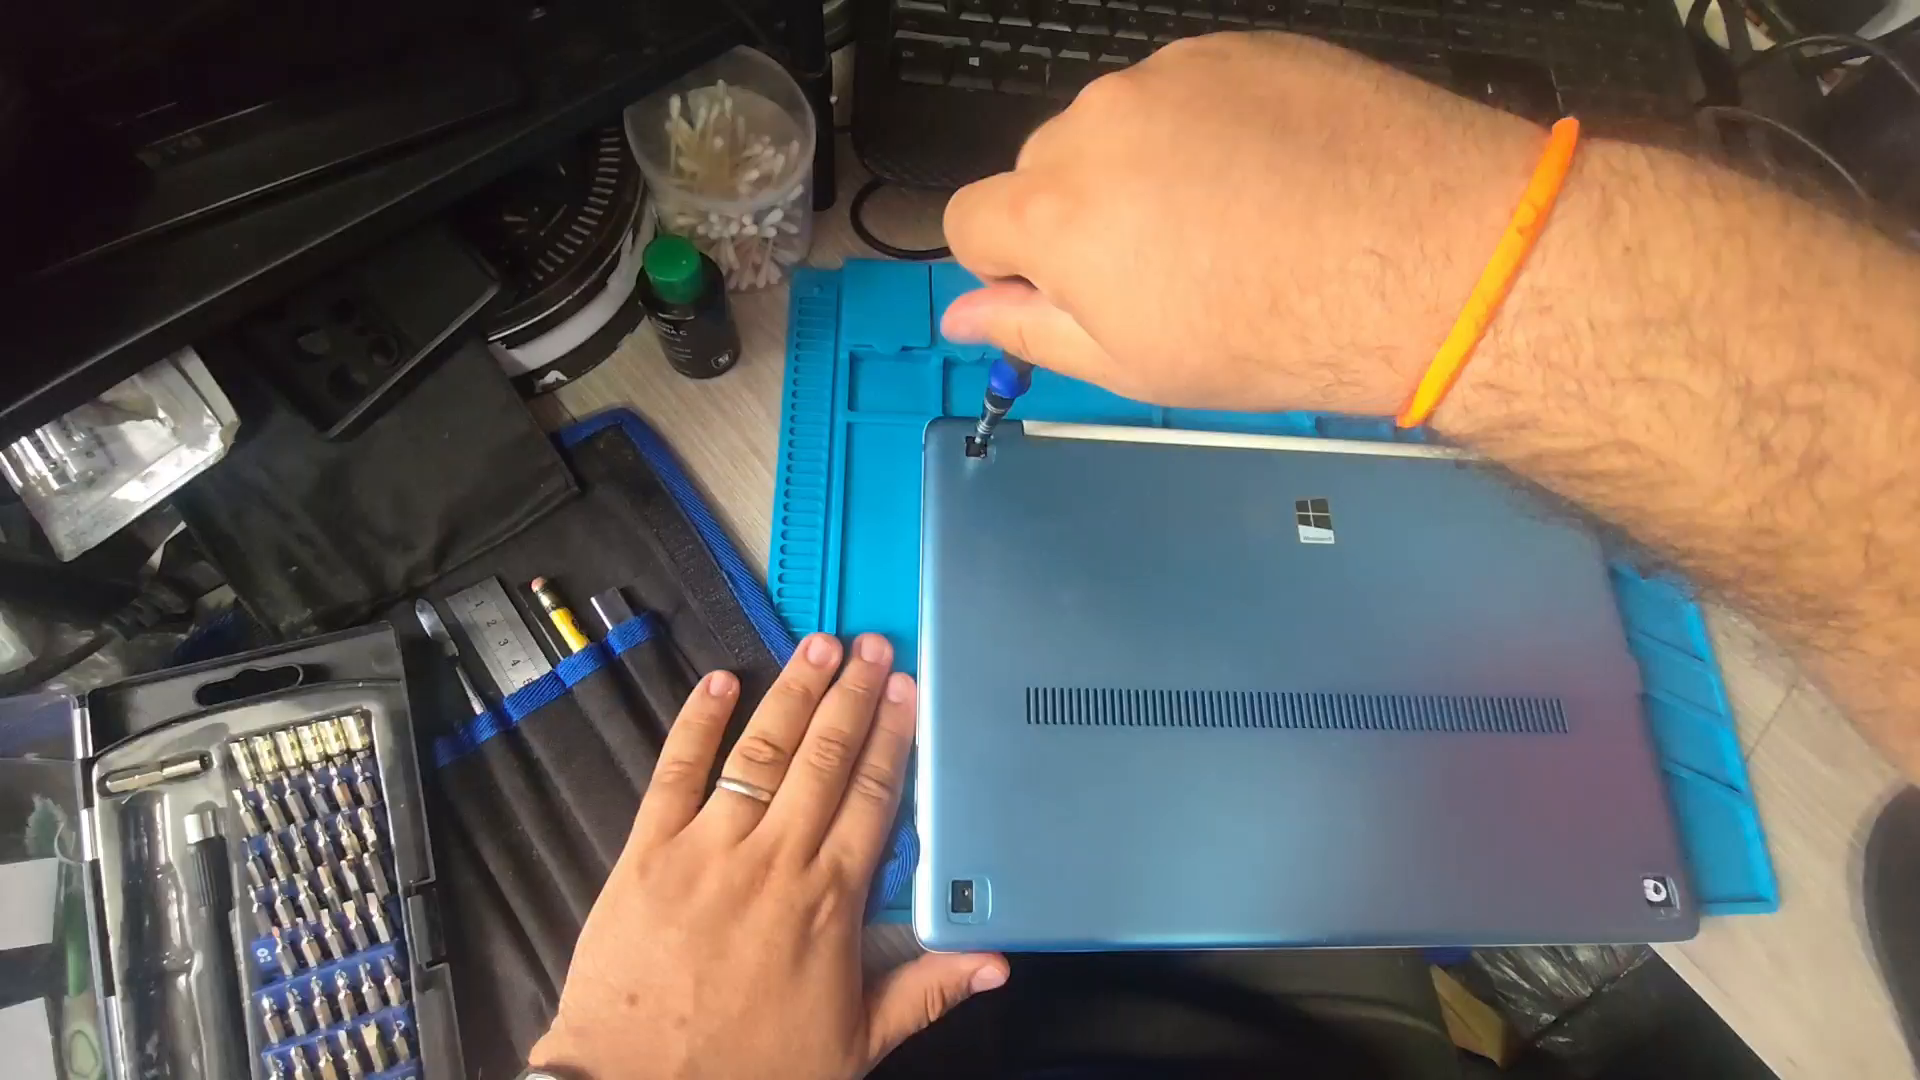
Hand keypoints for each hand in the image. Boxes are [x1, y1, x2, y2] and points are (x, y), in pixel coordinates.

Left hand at [527, 633, 1007, 1079]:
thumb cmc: (753, 1073)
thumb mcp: (856, 1044)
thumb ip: (927, 991)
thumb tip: (996, 962)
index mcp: (830, 899)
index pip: (873, 794)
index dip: (892, 734)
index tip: (904, 690)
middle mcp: (777, 859)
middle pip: (826, 757)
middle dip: (852, 694)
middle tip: (872, 647)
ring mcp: (710, 848)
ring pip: (763, 751)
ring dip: (795, 692)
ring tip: (819, 645)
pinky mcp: (649, 851)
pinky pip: (676, 772)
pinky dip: (698, 722)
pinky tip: (720, 682)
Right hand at [940, 31, 1553, 413]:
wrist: (1419, 263)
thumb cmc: (1264, 334)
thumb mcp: (1125, 363)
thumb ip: (1028, 330)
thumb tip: (966, 317)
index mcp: (1053, 213)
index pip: (966, 218)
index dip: (1000, 264)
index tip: (1048, 288)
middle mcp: (1095, 126)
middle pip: (1035, 172)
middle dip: (1067, 221)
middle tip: (1145, 270)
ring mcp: (1167, 76)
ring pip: (1103, 131)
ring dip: (1127, 176)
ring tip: (1208, 226)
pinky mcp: (1232, 48)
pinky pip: (1171, 95)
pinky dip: (1186, 136)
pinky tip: (1247, 181)